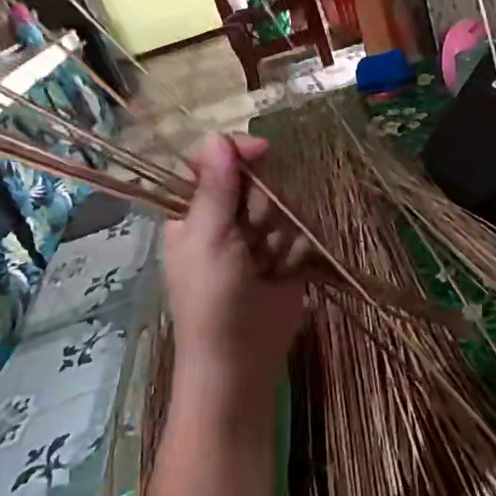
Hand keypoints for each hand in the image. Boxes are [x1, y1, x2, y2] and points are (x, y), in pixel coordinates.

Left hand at [163, 134, 312, 397]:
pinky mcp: (286, 254)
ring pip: (285, 205)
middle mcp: (226, 218)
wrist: (243, 358)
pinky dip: (298, 249)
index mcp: (192, 212)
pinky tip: (287, 271)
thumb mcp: (207, 240)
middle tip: (253, 237)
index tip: (263, 151)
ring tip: (270, 264)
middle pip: (256, 181)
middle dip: (262, 206)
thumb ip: (215, 189)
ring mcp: (258, 237)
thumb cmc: (213, 300)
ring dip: (281, 233)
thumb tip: (218, 137)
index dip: (237, 153)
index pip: (213, 162)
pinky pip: (302, 230)